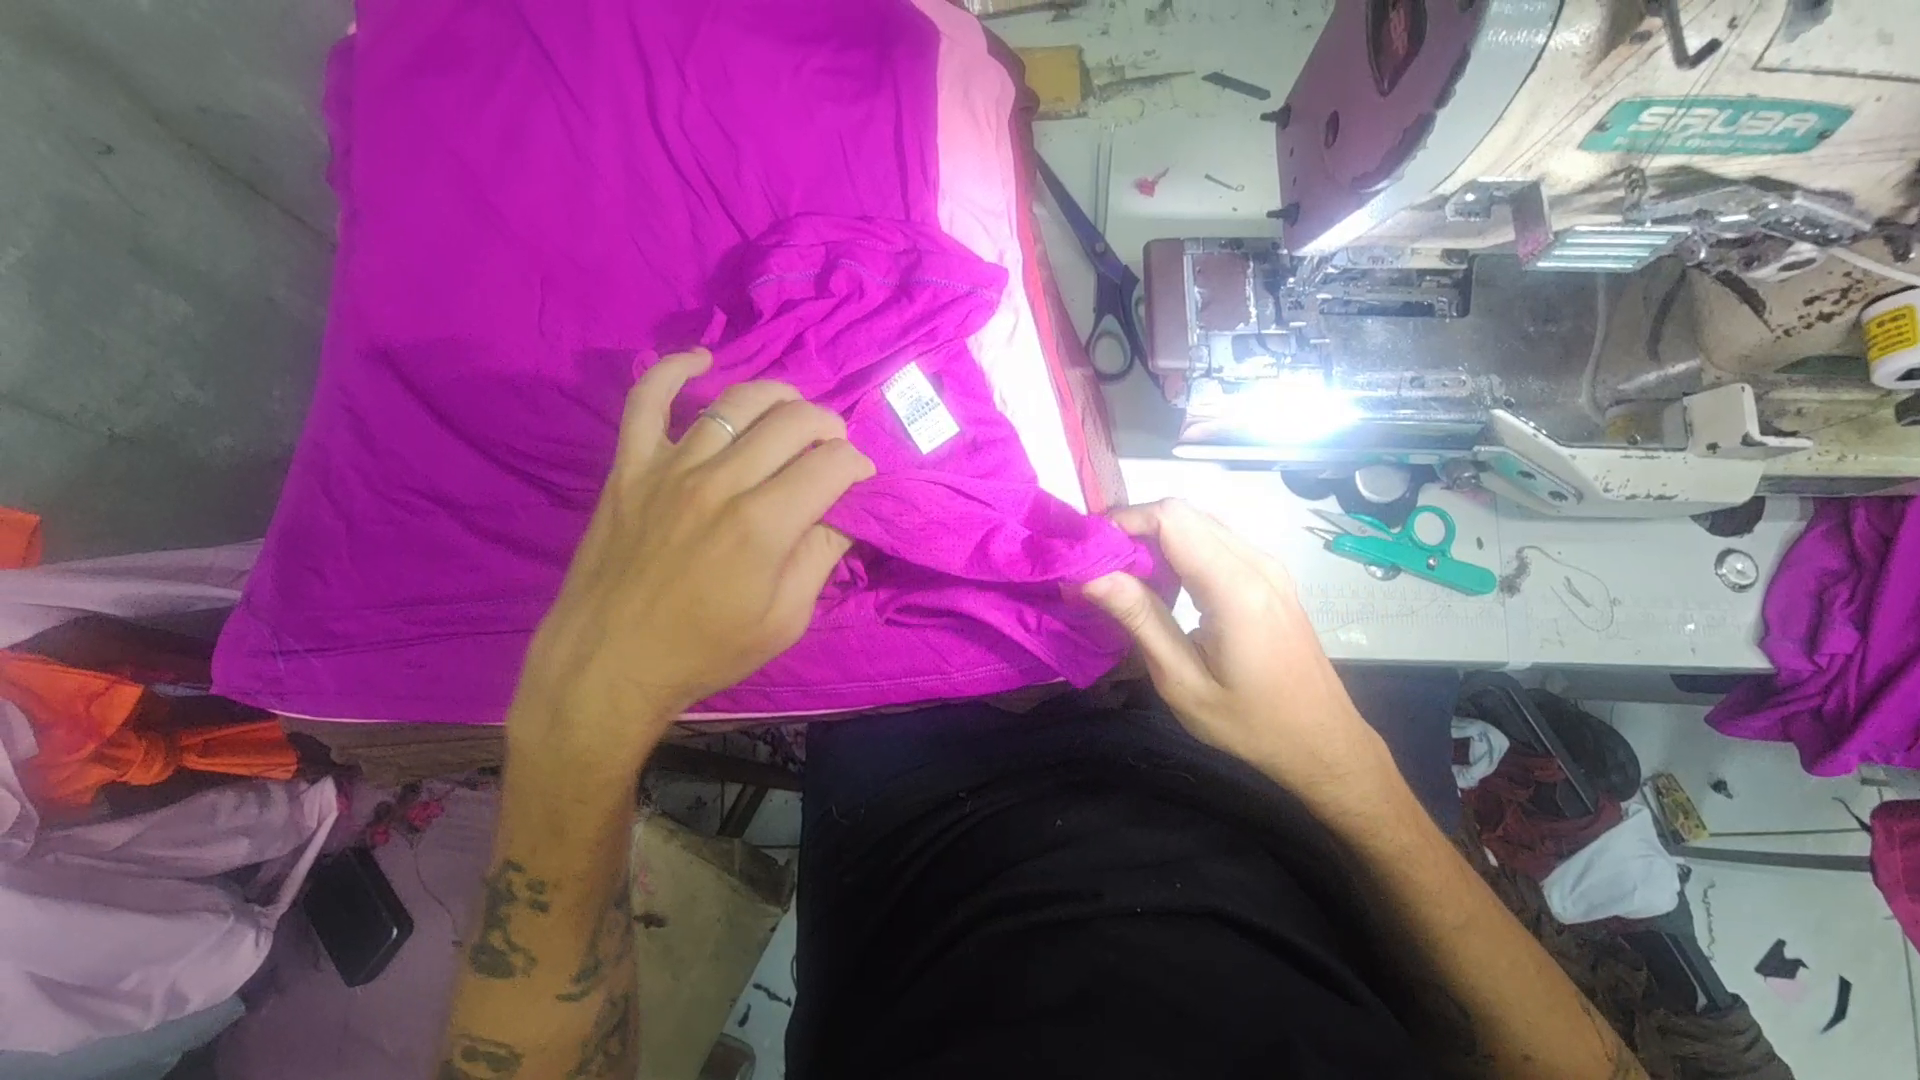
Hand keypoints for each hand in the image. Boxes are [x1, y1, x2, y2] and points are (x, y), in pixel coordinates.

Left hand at [509, 349, 873, 770]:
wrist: (610, 664)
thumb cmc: (706, 651)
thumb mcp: (785, 621)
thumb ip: (821, 557)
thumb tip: (846, 512)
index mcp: (764, 524)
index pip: (833, 463)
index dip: (859, 466)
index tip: (859, 481)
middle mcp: (720, 481)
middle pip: (794, 421)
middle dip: (829, 428)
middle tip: (833, 451)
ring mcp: (670, 467)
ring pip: (736, 401)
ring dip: (779, 399)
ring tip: (792, 416)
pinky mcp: (630, 466)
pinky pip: (646, 399)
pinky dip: (672, 370)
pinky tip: (701, 361)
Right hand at [1081, 500, 1395, 805]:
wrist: (1321, 742)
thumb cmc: (1250, 724)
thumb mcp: (1182, 681)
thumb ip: (1138, 619)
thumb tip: (1088, 576)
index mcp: (1236, 588)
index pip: (1170, 518)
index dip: (1123, 522)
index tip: (1087, 553)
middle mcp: (1257, 563)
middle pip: (1183, 513)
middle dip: (1132, 529)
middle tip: (1096, 567)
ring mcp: (1268, 566)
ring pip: (1198, 523)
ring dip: (1154, 539)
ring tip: (1120, 579)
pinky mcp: (1270, 576)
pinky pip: (1215, 542)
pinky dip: (1179, 551)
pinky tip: (1160, 587)